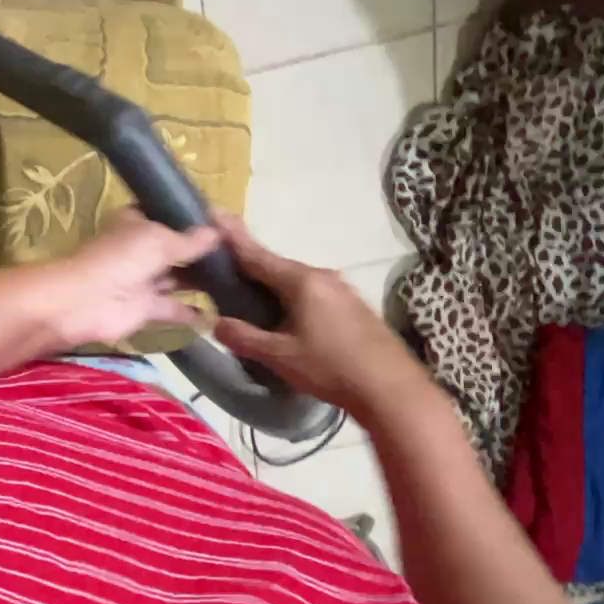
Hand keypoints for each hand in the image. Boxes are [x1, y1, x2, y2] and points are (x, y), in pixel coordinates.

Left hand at [25, 210, 220, 349]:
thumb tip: (218, 234)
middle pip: (178, 248)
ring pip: (178, 278)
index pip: (170, 215)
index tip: (228, 223)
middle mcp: (141, 248)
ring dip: (202, 280)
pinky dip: (192, 312)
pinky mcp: (145, 308)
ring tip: (238, 279)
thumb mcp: (159, 239)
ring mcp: (143, 279)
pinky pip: (173, 308)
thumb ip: (190, 239)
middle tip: (241, 254)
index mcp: (138, 221)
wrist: (86, 303)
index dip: (195, 219)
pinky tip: (219, 312)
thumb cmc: (120, 259)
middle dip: (204, 251)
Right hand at [210, 213, 434, 424]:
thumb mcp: (279, 356)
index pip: (257, 256)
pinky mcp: (352, 307)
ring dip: (270, 287)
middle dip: (249, 267)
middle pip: (276, 268)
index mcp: (301, 281)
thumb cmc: (330, 368)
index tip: (214, 215)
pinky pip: (311, 295)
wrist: (389, 388)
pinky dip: (290, 299)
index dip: (233, 238)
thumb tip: (217, 323)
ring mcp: (341, 290)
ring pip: (294, 283)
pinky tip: (283, 317)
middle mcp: (323, 276)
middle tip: (223, 270)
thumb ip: (245, 337)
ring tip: (248, 298)